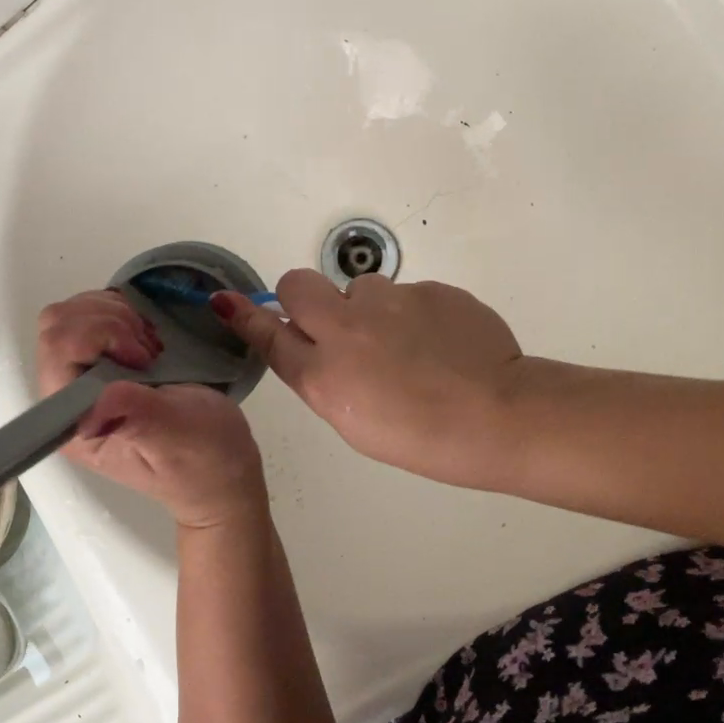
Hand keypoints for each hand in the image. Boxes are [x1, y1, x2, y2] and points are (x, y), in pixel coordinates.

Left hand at [37, 292, 266, 528]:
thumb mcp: (175, 436)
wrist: (223, 469)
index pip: (57, 349)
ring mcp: (83, 377)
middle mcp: (68, 399)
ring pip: (74, 312)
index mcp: (74, 424)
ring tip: (151, 351)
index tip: (145, 358)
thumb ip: (135, 414)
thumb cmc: (203, 460)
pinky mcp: (102, 361)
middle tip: (149, 353)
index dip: (100, 335)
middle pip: (58, 324)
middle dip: (109, 322)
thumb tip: (92, 408)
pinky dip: (125, 313)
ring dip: (118, 316)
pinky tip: (148, 341)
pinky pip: (94, 313)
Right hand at [211, 270, 530, 488]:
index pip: (268, 333)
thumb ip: (324, 377)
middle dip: (306, 298)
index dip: (245, 315)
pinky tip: (439, 343)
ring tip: (406, 345)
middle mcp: (345, 328)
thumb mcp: (355, 420)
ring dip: (370, 309)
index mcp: (323, 374)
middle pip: (298, 284)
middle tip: (337, 326)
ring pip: (360, 288)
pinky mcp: (429, 288)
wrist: (497, 416)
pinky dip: (413, 314)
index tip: (226, 301)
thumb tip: (311, 345)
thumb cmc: (422, 439)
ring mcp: (389, 301)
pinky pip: (407, 294)